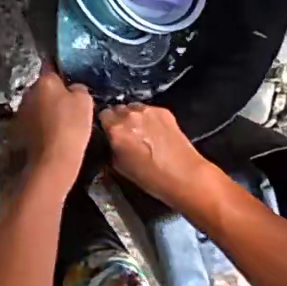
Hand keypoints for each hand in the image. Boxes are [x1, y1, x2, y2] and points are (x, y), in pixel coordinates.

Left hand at [14, 64, 93, 167]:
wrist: (52, 159)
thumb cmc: (71, 126)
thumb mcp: (85, 101)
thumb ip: (78, 88)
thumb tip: (72, 88)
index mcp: (44, 81)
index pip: (51, 68)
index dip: (61, 74)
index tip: (69, 83)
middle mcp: (28, 91)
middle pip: (42, 88)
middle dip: (52, 94)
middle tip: (67, 106)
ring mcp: (21, 110)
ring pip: (36, 104)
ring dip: (44, 109)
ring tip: (59, 122)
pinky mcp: (17, 127)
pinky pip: (31, 120)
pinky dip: (38, 124)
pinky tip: (49, 134)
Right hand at [98, 104, 217, 205]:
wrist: (184, 176)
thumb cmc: (149, 177)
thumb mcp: (118, 166)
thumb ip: (110, 147)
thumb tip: (110, 139)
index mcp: (115, 129)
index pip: (102, 115)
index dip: (105, 124)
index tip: (109, 133)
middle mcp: (129, 115)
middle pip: (117, 109)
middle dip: (118, 119)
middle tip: (125, 134)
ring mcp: (147, 110)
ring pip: (133, 107)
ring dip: (133, 117)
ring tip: (141, 132)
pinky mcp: (164, 111)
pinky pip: (149, 110)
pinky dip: (149, 118)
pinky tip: (155, 131)